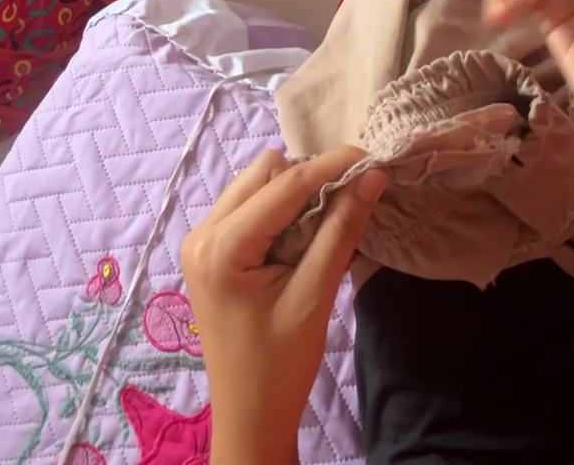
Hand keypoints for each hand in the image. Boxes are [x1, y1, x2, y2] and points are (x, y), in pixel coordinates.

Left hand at [181, 147, 386, 464]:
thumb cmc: (281, 366)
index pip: (285, 184)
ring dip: (295, 192)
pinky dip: (281, 208)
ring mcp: (201, 239)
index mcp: (221, 246)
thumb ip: (342, 229)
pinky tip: (302, 237)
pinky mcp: (210, 248)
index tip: (372, 156)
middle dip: (310, 178)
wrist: (249, 418)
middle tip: (348, 200)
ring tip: (325, 225)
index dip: (331, 165)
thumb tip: (372, 176)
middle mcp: (202, 232)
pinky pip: (250, 204)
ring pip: (256, 183)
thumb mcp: (316, 296)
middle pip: (265, 172)